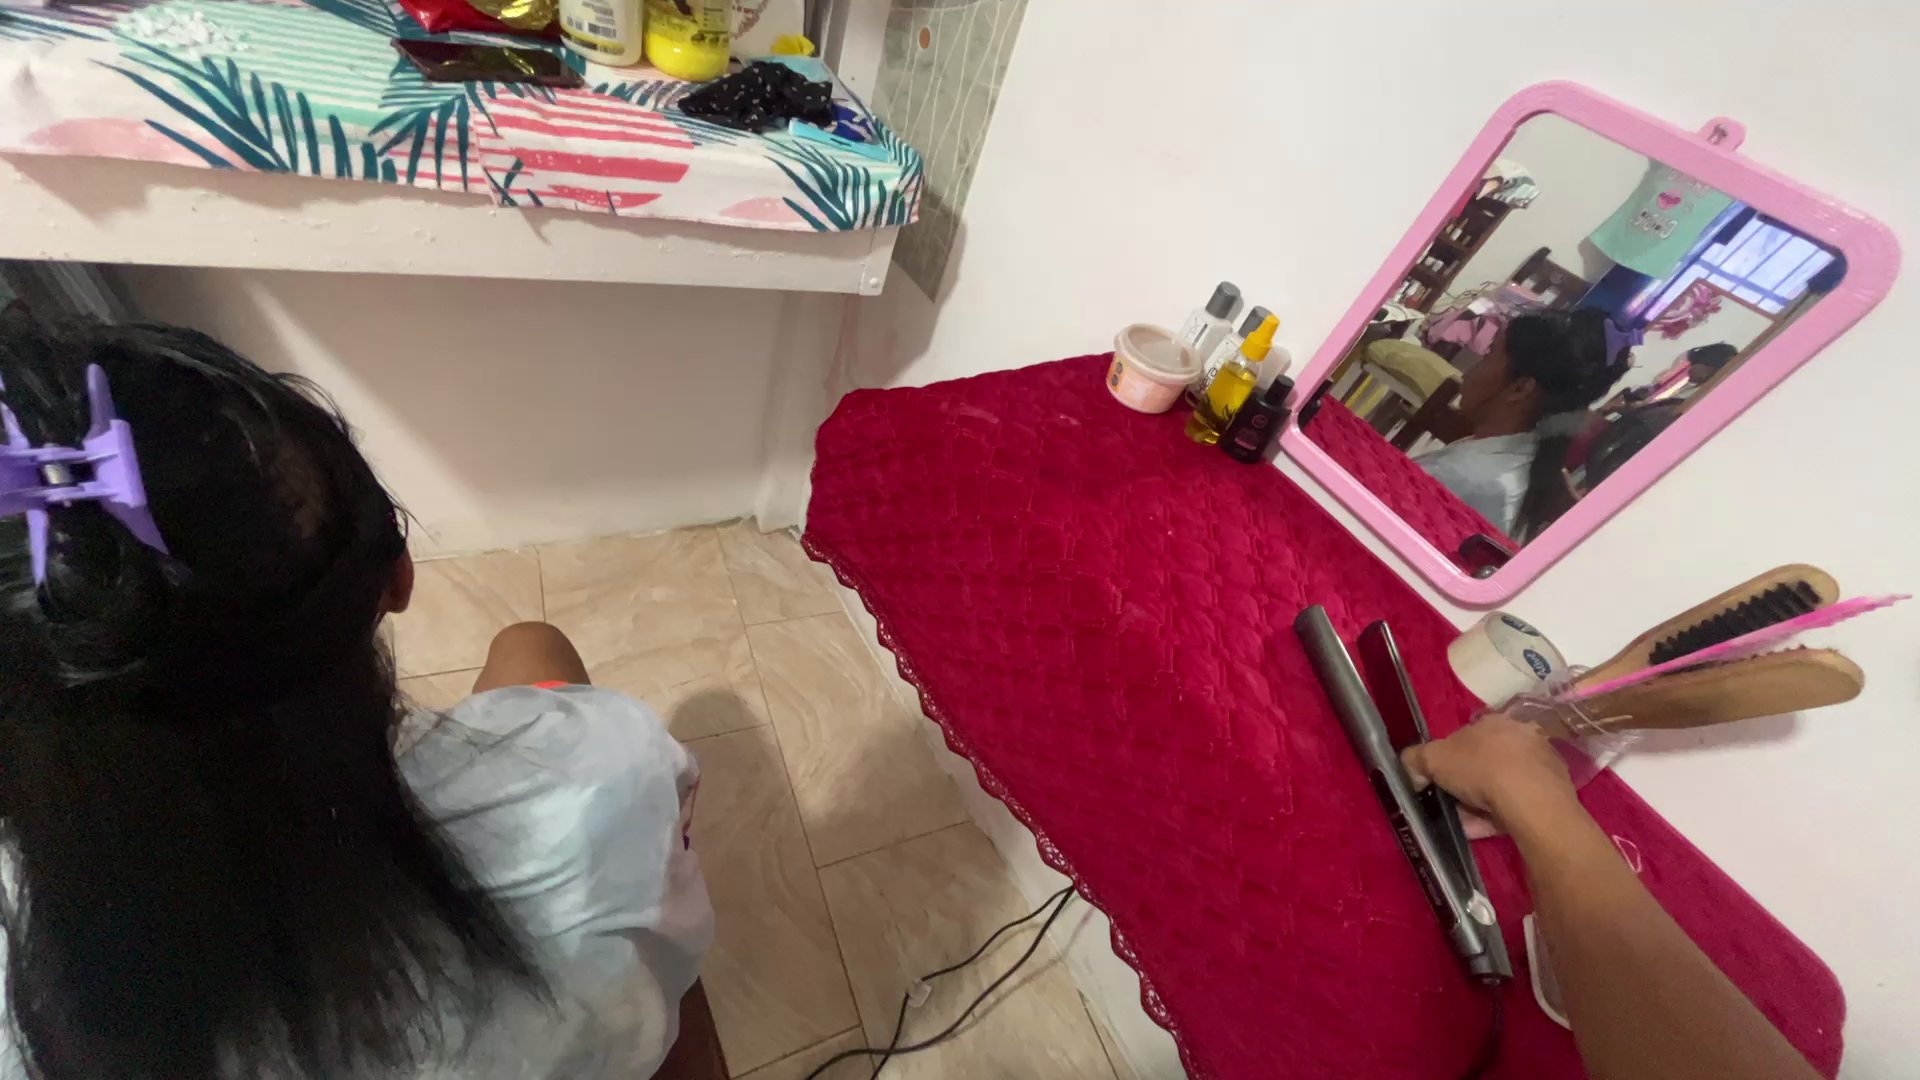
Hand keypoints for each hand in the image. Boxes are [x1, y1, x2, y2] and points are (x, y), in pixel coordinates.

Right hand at [1401, 712, 1578, 829]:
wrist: (1532, 804)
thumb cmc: (1479, 769)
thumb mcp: (1429, 759)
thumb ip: (1413, 759)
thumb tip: (1413, 770)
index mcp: (1494, 721)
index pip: (1466, 734)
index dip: (1450, 756)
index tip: (1442, 776)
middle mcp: (1523, 736)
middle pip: (1486, 760)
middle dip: (1467, 782)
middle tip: (1453, 801)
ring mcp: (1544, 765)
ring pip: (1503, 784)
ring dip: (1482, 803)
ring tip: (1466, 823)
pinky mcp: (1558, 793)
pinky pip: (1520, 802)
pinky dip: (1502, 815)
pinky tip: (1485, 830)